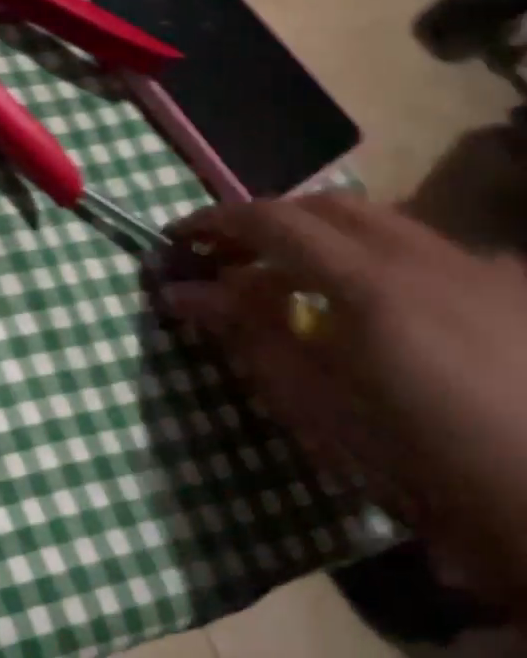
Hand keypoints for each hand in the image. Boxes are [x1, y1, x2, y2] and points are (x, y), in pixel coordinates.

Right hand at [163, 193, 526, 615]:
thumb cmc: (419, 462)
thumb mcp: (312, 402)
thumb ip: (246, 332)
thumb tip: (181, 289)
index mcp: (372, 284)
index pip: (272, 220)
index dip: (214, 221)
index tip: (177, 240)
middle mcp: (432, 260)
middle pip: (330, 207)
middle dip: (269, 221)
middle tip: (229, 253)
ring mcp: (486, 274)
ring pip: (386, 225)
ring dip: (327, 239)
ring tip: (299, 280)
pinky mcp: (520, 296)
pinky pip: (434, 255)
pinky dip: (383, 263)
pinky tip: (382, 310)